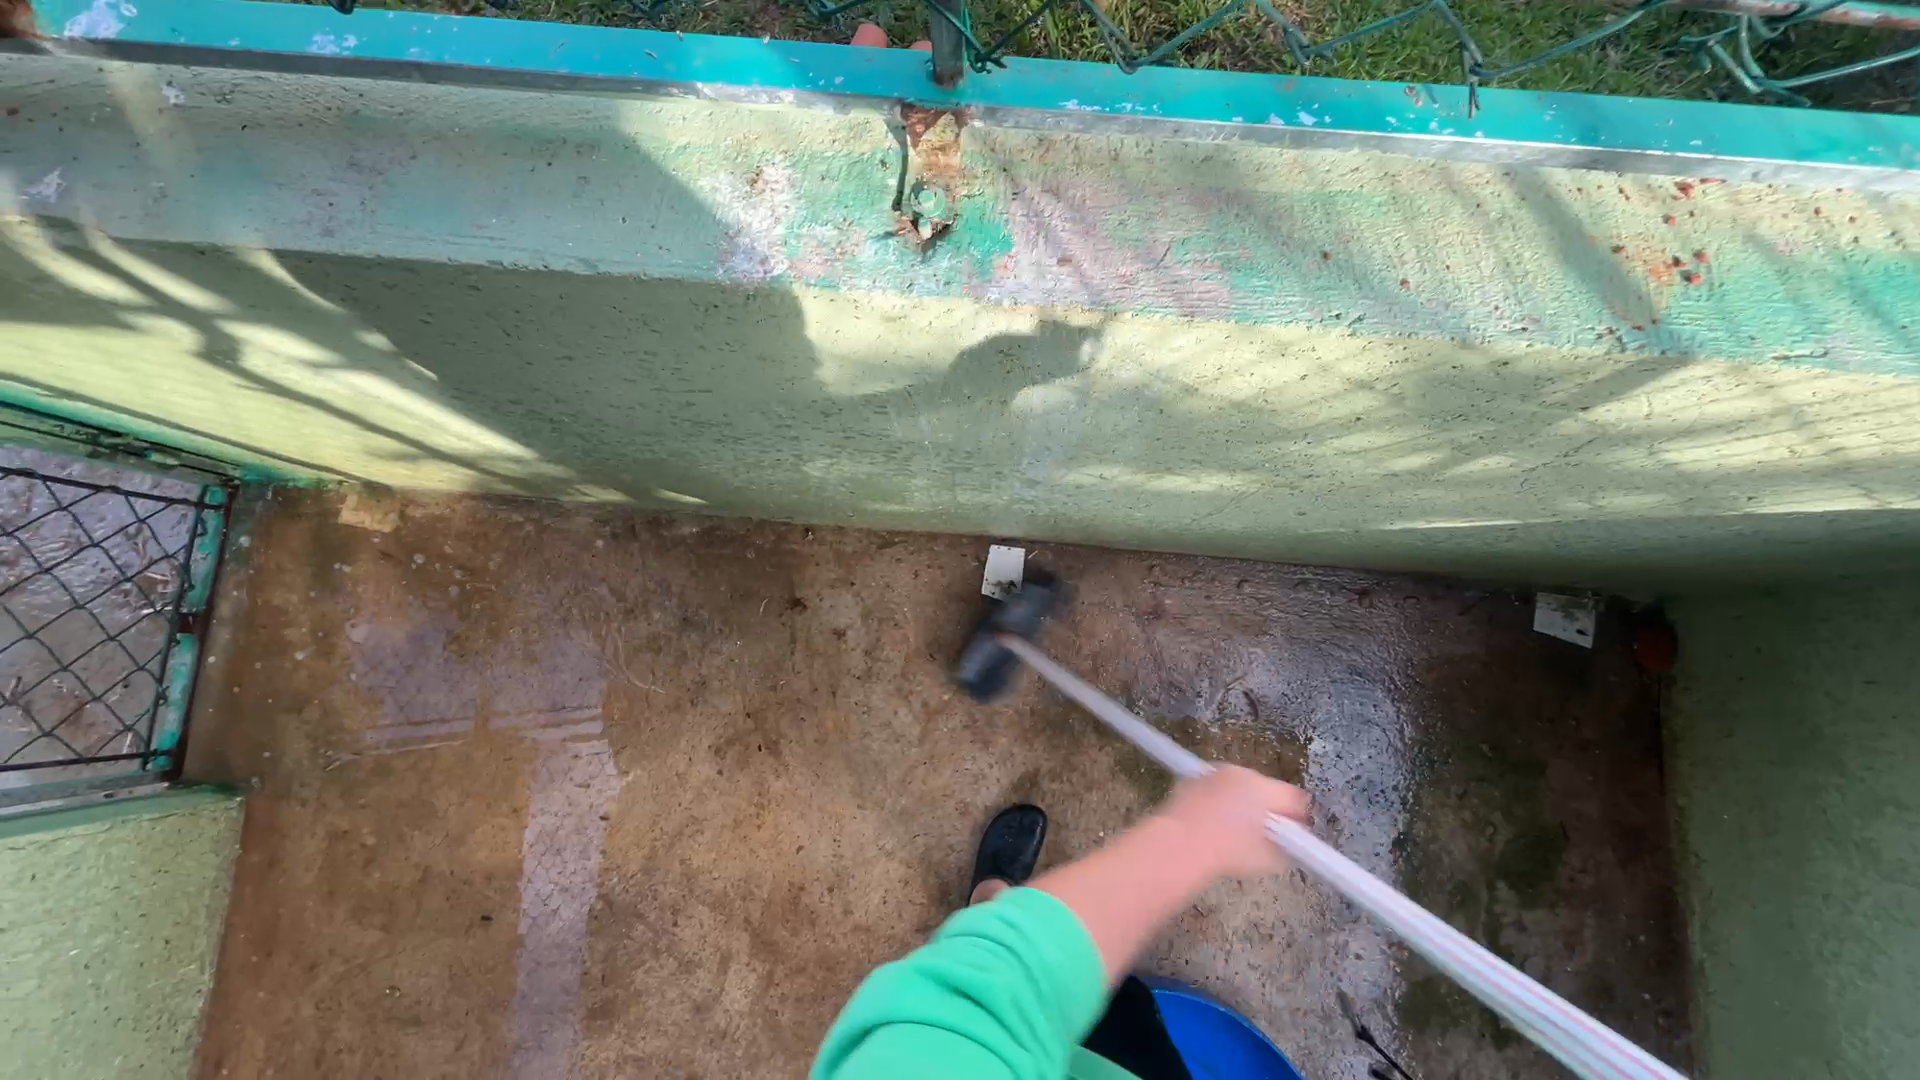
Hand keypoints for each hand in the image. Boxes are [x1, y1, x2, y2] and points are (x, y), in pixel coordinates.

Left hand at [1155, 765, 1309, 878]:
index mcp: (1264, 788)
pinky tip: (1213, 822)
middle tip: (1265, 833)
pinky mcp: (1192, 779)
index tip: (1296, 833)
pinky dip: (1219, 800)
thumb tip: (1287, 844)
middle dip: (1268, 808)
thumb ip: (1285, 848)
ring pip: (1239, 785)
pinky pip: (1216, 788)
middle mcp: (1240, 772)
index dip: (1299, 816)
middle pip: (1266, 788)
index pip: (1296, 797)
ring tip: (1235, 830)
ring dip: (1243, 802)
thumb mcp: (1269, 859)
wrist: (1179, 844)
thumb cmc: (1228, 852)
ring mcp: (1214, 773)